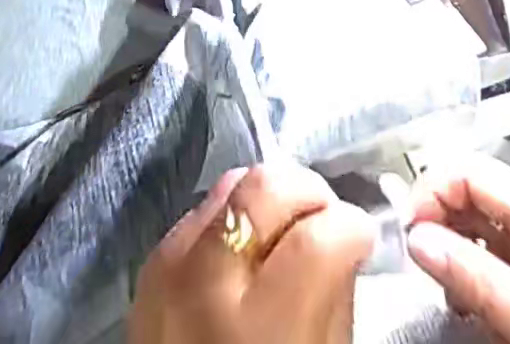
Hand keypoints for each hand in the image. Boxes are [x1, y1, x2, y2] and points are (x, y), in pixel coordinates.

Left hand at [129, 164, 374, 343]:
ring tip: (285, 232)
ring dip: (270, 199)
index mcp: (259, 327)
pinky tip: (248, 249)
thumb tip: (345, 233)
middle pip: (268, 186)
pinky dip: (235, 213)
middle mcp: (205, 285)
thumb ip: (335, 290)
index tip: (360, 239)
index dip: (351, 227)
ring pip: (235, 182)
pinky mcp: (150, 264)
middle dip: (309, 192)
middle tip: (325, 220)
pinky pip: (204, 208)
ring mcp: (169, 269)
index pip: (318, 236)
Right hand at [406, 155, 509, 343]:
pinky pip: (505, 252)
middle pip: (479, 190)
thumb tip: (417, 236)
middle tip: (422, 274)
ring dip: (457, 250)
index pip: (474, 170)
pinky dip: (480, 270)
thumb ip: (481, 281)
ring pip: (487, 222)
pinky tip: (476, 304)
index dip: (431, 193)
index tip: (405, 241)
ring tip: (452, 296)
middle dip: (441, 222)